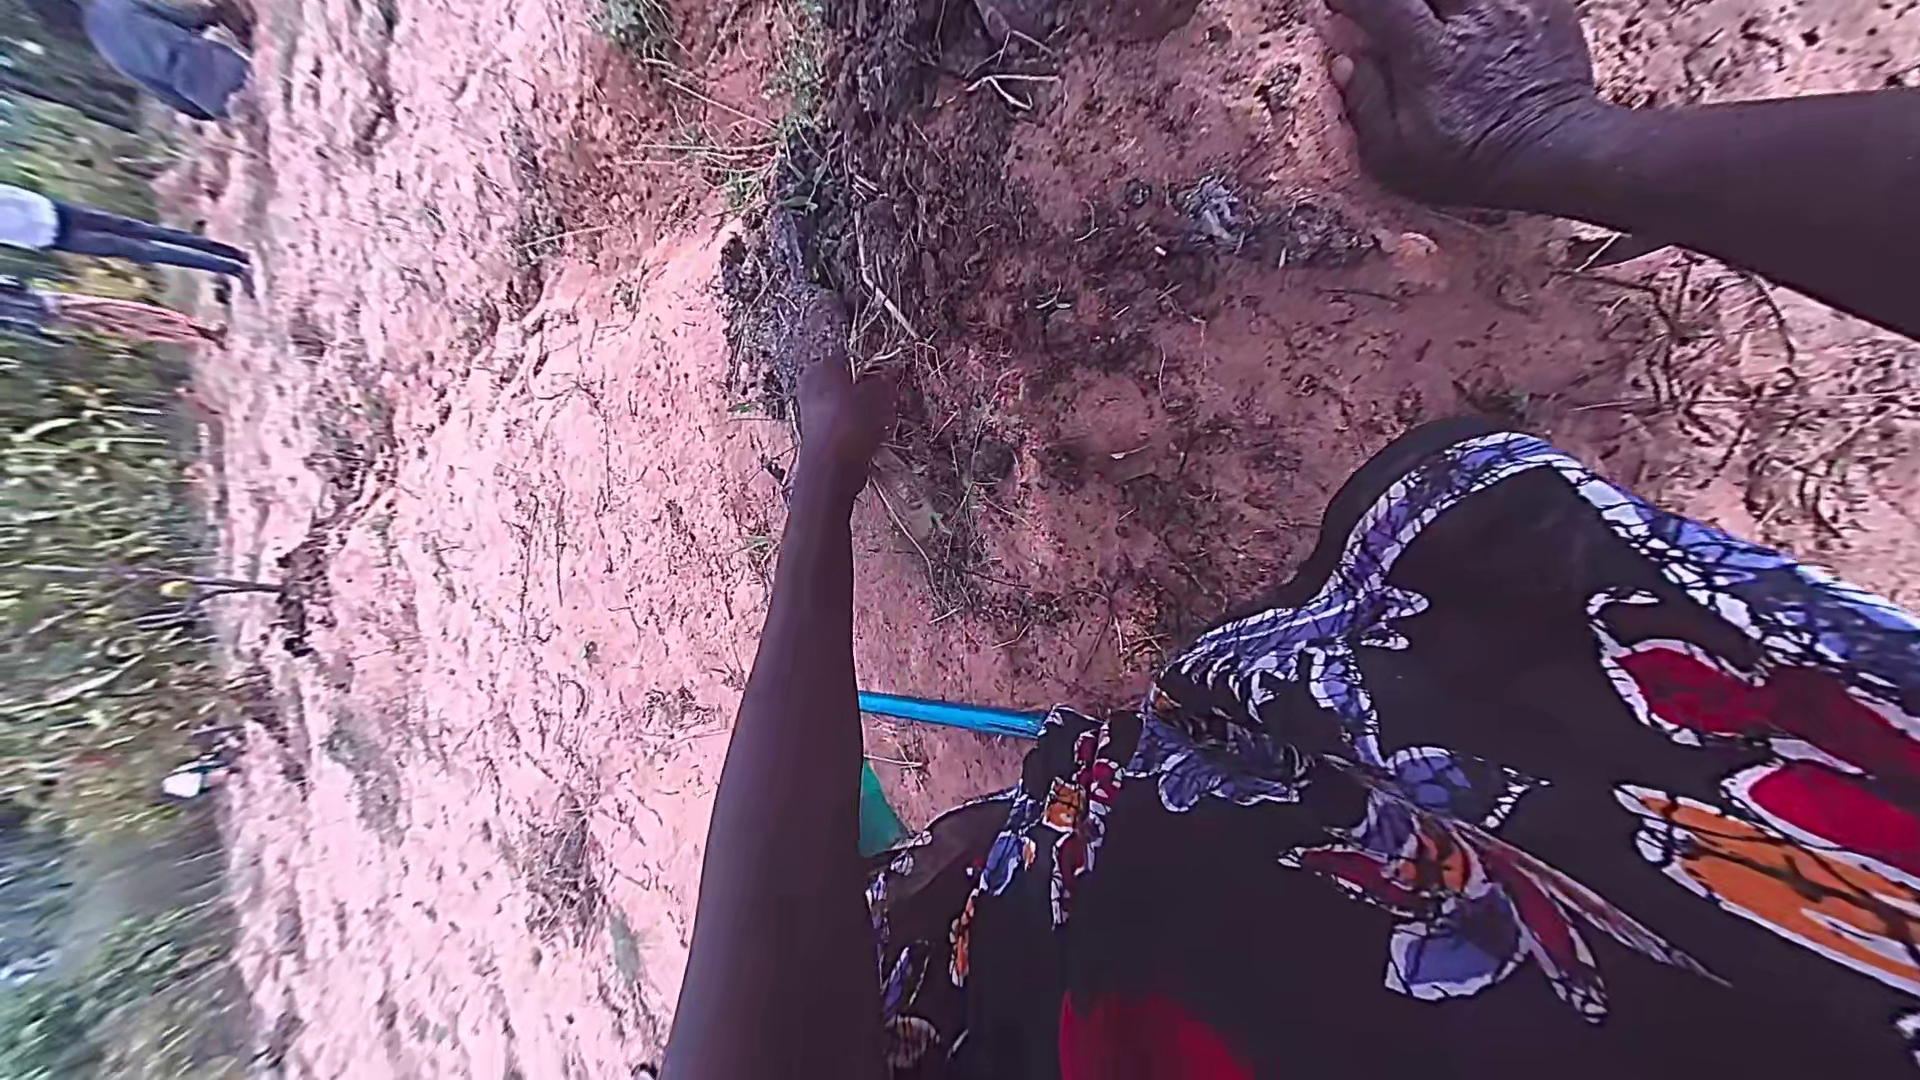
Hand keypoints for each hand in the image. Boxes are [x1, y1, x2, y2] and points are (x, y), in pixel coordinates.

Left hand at [789, 289, 893, 498]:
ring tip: (881, 415)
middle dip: (866, 383)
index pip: (847, 352)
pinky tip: (869, 433)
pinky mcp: (816, 433)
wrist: (831, 472)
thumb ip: (884, 380)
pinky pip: (841, 419)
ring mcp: (810, 410)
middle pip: (845, 376)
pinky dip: (855, 422)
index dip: (872, 360)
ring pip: (842, 399)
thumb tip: (890, 369)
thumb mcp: (877, 397)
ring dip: (862, 405)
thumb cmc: (852, 426)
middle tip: (888, 393)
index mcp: (821, 368)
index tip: (889, 369)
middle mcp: (810, 385)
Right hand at [1326, 0, 1606, 206]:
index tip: (1333, 1)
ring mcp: (1513, 4)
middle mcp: (1472, 16)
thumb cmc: (1457, 163)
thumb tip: (1344, 61)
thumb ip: (1365, 103)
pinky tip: (1466, 19)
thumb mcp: (1390, 154)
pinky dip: (1474, 4)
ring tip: (1424, 15)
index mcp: (1427, 55)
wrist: (1542, 153)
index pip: (1384, 5)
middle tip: (1381, 8)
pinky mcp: (1544, 3)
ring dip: (1440, 1)